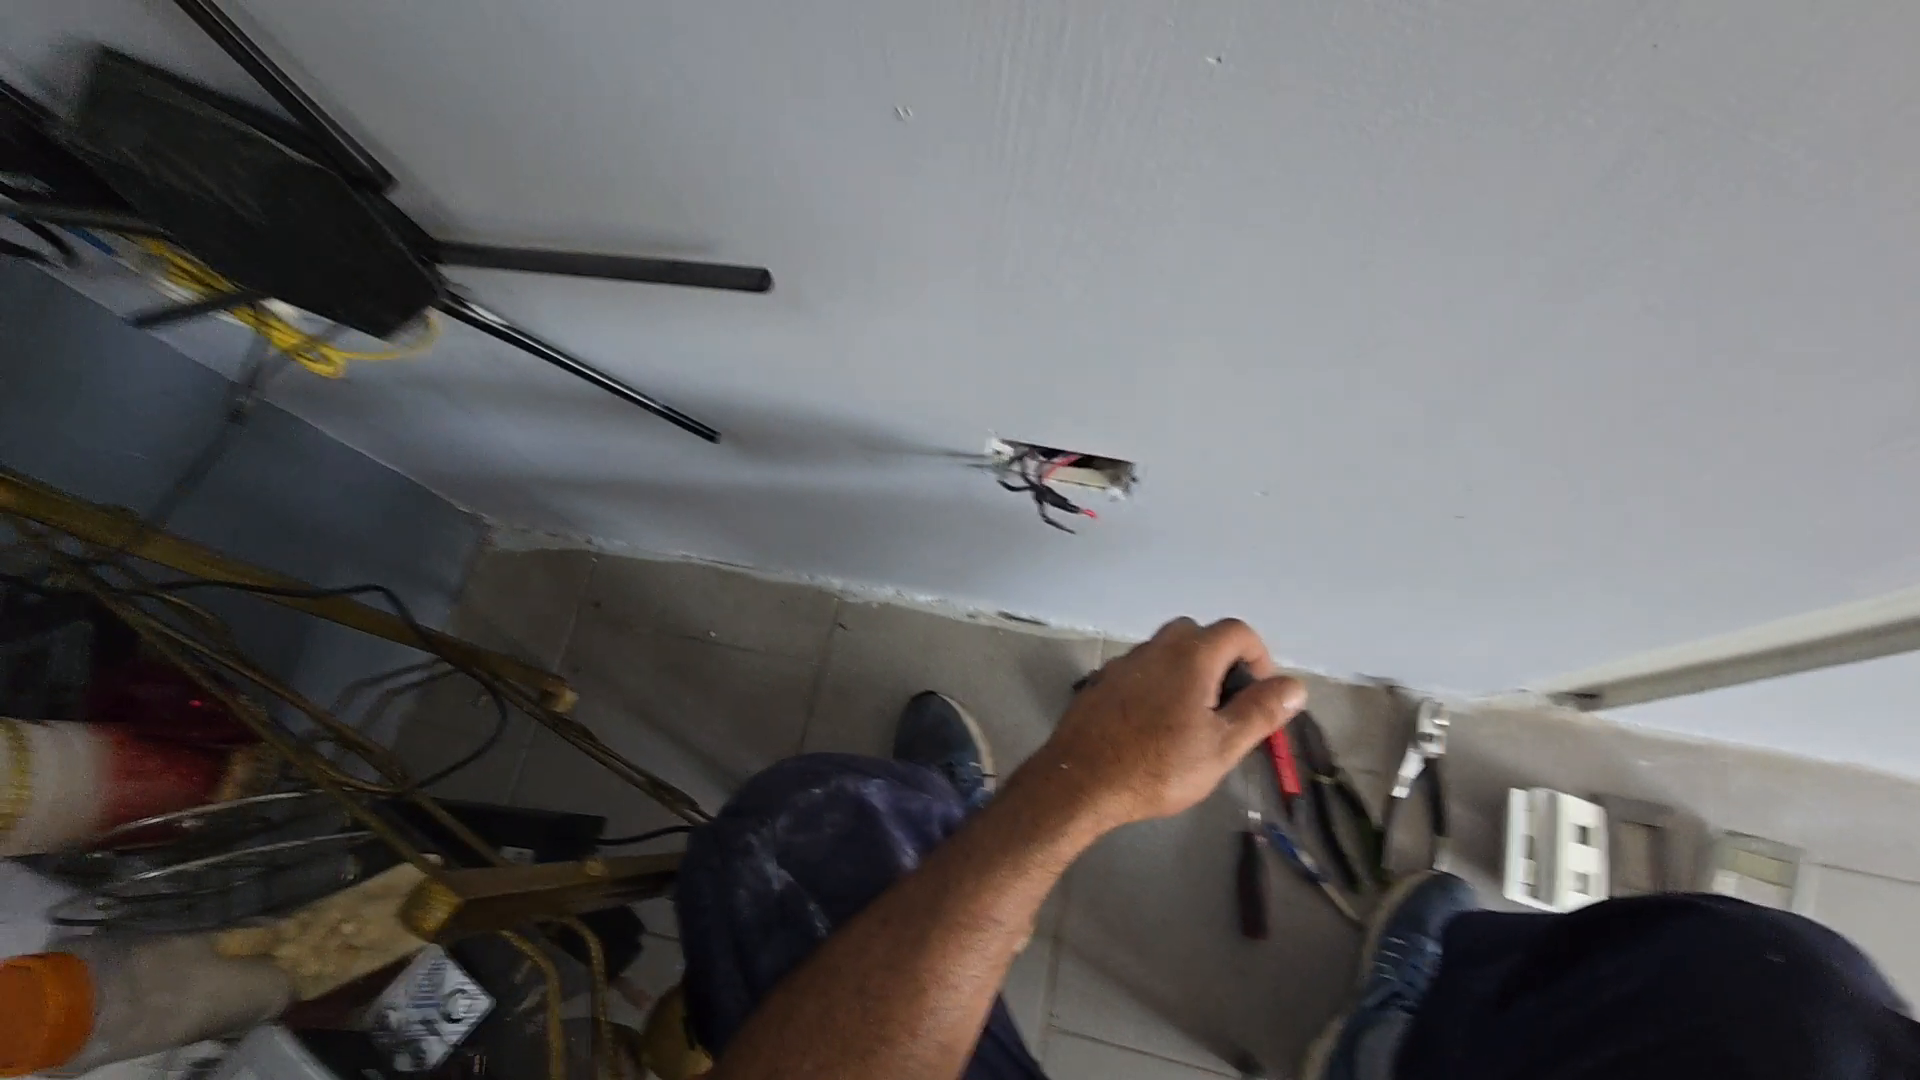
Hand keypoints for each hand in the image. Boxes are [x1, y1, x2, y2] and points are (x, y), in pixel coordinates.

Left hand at [1014, 617, 1306, 830]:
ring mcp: (1123, 663)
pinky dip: (1159, 684)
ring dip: (1189, 673)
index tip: (1261, 695)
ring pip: (1166, 651)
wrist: (1081, 781)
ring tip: (1194, 719)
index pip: (1236, 631)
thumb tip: (1295, 685)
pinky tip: (1156, 725)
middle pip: (1199, 635)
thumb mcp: (1222, 745)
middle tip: (1227, 706)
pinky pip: (1141, 671)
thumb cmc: (1159, 766)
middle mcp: (1155, 648)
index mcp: (1190, 655)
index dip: (1258, 657)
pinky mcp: (1101, 682)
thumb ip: (1261, 711)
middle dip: (1222, 661)